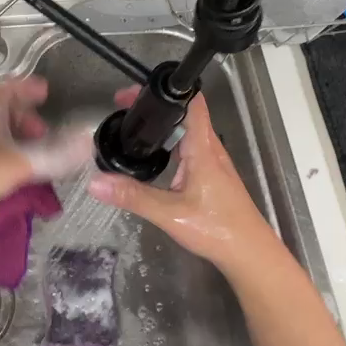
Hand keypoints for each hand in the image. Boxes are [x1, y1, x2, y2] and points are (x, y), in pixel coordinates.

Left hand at [0, 75, 92, 237]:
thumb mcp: (19, 163)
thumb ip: (55, 155)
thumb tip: (87, 144)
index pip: (8, 89)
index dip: (27, 86)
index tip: (44, 89)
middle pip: (2, 113)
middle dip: (27, 118)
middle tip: (46, 130)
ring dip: (17, 141)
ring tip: (36, 156)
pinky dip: (8, 160)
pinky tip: (17, 178)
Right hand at [87, 88, 281, 273]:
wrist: (249, 253)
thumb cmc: (216, 228)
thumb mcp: (170, 214)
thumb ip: (133, 196)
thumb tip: (96, 182)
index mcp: (203, 148)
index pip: (191, 103)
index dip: (166, 91)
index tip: (134, 94)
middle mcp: (210, 149)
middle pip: (184, 115)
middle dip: (155, 109)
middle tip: (123, 110)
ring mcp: (213, 162)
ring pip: (187, 133)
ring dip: (162, 127)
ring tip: (133, 130)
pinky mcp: (212, 176)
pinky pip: (189, 149)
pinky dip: (170, 145)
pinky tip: (154, 158)